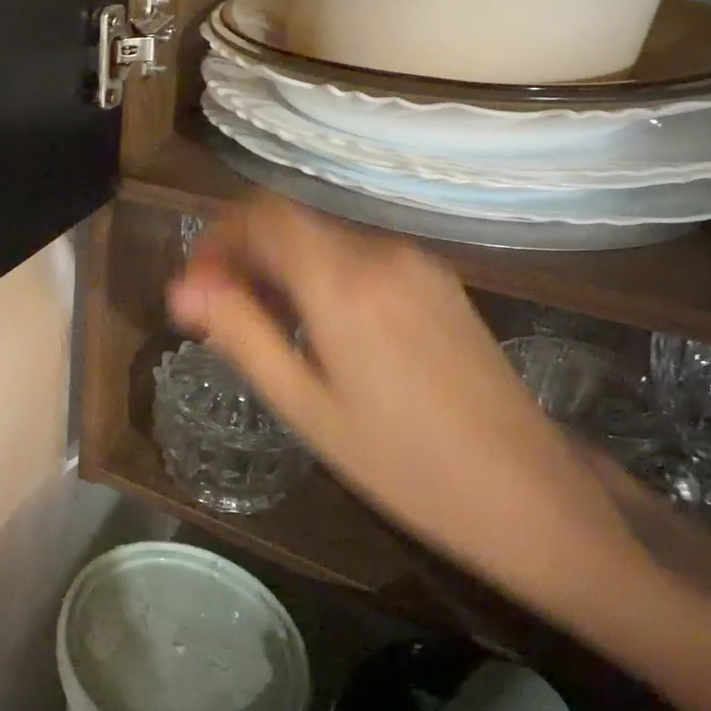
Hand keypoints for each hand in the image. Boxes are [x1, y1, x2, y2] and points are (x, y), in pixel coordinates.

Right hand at [166, 194, 638, 602]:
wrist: (529, 495)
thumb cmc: (401, 463)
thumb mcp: (304, 406)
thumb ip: (240, 335)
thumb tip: (180, 289)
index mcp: (342, 281)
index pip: (261, 216)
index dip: (217, 239)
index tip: (197, 289)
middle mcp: (382, 254)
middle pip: (291, 221)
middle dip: (244, 253)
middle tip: (219, 312)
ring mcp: (419, 266)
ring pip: (325, 238)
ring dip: (281, 265)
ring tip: (264, 327)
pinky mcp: (440, 285)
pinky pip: (360, 257)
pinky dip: (321, 275)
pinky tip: (319, 329)